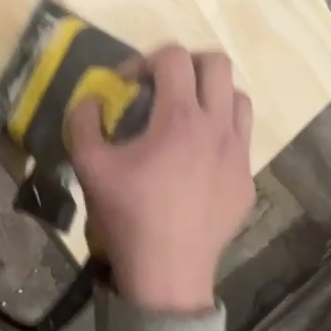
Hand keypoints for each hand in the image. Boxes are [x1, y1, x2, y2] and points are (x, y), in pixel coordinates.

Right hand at [68, 47, 255, 313]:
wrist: (167, 273)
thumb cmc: (127, 214)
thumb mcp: (87, 163)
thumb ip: (83, 119)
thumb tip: (93, 99)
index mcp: (179, 118)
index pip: (173, 57)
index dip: (144, 60)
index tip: (127, 85)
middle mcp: (217, 128)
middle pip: (218, 64)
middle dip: (186, 65)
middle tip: (162, 86)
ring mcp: (238, 155)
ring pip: (239, 98)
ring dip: (211, 95)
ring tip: (184, 115)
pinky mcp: (247, 181)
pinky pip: (241, 138)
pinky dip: (220, 131)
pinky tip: (194, 157)